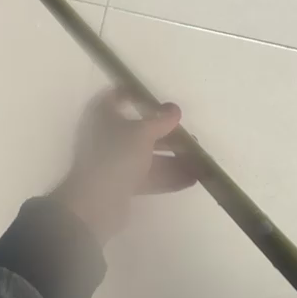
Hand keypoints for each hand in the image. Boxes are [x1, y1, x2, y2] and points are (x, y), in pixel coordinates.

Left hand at [50, 90, 198, 241]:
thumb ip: (160, 120)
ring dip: (172, 157)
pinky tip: (192, 179)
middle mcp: (106, 133)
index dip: (138, 95)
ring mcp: (113, 159)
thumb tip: (174, 108)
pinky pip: (148, 175)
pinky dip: (168, 176)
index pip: (118, 96)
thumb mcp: (141, 132)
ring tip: (200, 161)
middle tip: (191, 136)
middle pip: (139, 128)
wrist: (96, 201)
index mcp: (103, 113)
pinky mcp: (122, 183)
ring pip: (146, 154)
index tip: (161, 100)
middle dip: (166, 133)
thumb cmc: (116, 154)